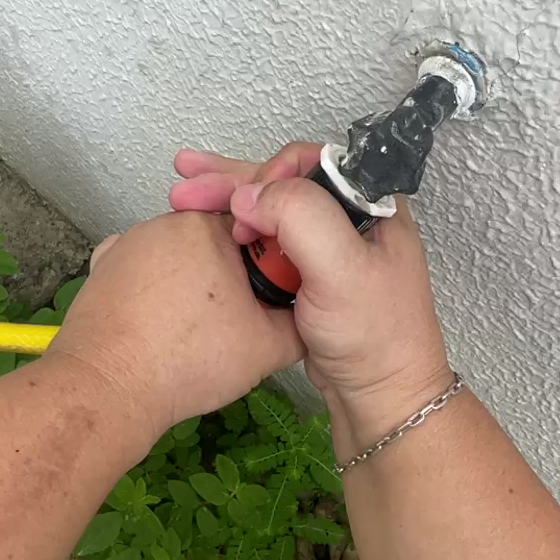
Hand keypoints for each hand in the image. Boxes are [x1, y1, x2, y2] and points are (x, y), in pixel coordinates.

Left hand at [47, 209, 304, 433]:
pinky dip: (150, 291)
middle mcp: (166, 222)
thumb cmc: (191, 361)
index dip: (266, 269)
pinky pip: (140, 271)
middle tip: (228, 324)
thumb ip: (300, 321)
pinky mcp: (100, 267)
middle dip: (225, 277)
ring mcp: (127, 242)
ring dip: (188, 283)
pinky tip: (155, 325)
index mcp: (210, 228)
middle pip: (213, 243)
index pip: (257, 232)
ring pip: (176, 257)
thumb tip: (308, 313)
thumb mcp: (270, 347)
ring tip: (188, 331)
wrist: (110, 387)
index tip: (263, 303)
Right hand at [168, 148, 452, 453]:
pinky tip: (207, 228)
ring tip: (180, 193)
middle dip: (231, 181)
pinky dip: (236, 233)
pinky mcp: (306, 275)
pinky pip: (266, 243)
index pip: (311, 164)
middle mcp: (348, 218)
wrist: (378, 396)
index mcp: (369, 204)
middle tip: (185, 185)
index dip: (270, 175)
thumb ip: (300, 217)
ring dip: (226, 201)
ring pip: (270, 212)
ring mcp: (325, 248)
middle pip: (283, 184)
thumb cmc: (373, 334)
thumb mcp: (341, 267)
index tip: (243, 205)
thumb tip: (248, 195)